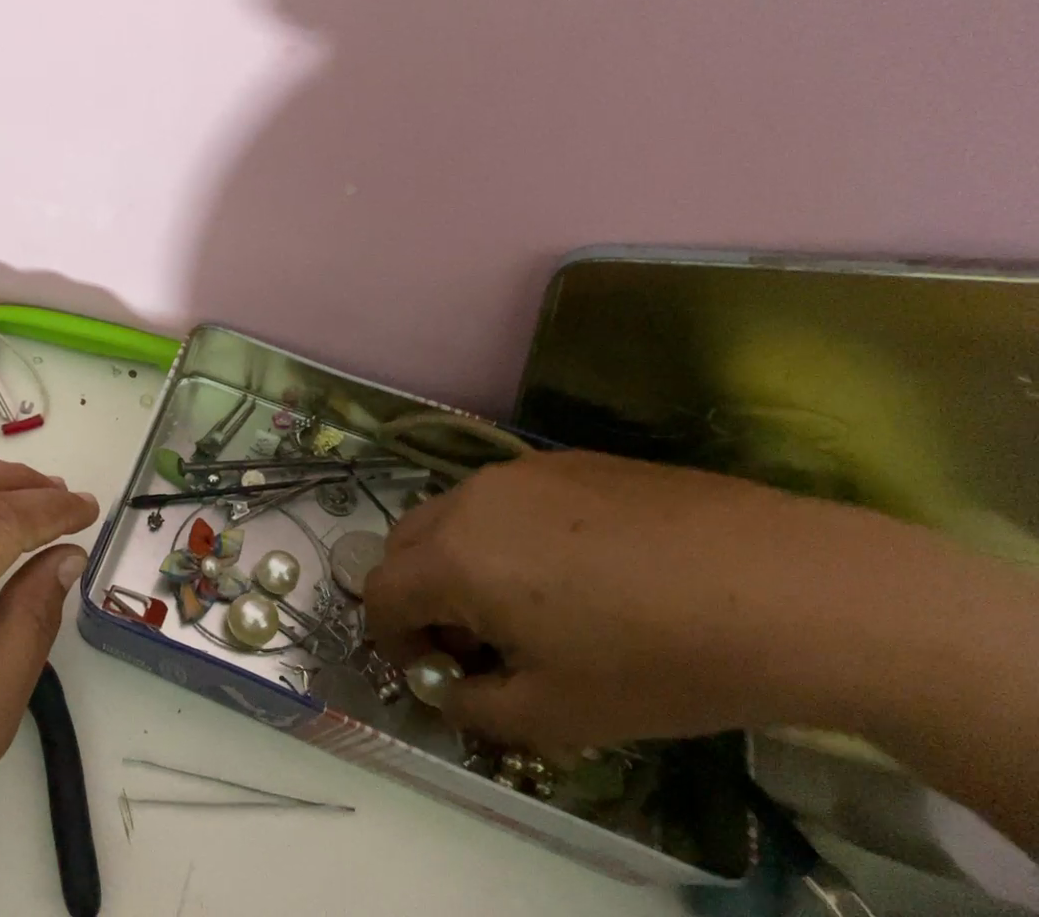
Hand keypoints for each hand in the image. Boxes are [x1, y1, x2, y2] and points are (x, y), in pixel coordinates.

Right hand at [361, 450, 981, 752]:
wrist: (795, 592)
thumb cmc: (660, 662)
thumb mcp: (555, 715)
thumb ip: (473, 706)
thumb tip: (449, 688)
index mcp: (454, 558)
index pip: (380, 594)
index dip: (391, 641)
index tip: (433, 673)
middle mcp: (473, 499)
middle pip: (404, 545)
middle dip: (418, 596)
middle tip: (472, 643)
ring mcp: (525, 471)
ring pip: (454, 516)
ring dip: (459, 562)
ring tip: (526, 606)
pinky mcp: (576, 461)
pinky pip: (508, 499)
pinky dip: (507, 536)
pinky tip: (581, 573)